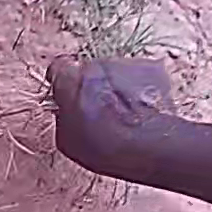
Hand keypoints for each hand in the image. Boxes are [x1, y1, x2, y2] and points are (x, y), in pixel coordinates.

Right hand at [48, 56, 176, 180]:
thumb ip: (63, 117)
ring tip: (121, 116)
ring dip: (115, 89)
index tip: (65, 94)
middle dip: (91, 87)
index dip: (62, 82)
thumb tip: (65, 112)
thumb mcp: (68, 142)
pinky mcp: (152, 68)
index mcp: (71, 81)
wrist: (148, 146)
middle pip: (89, 71)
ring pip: (115, 73)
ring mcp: (126, 64)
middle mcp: (97, 65)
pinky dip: (138, 90)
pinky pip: (139, 76)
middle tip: (96, 112)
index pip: (58, 68)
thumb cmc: (106, 147)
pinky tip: (139, 111)